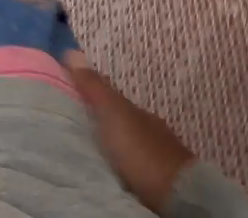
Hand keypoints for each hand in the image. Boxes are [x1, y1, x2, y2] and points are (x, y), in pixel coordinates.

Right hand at [65, 50, 192, 214]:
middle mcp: (149, 129)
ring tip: (86, 151)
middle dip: (99, 122)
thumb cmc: (142, 150)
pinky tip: (109, 170)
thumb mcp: (113, 114)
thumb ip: (94, 87)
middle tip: (72, 126)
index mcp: (138, 111)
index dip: (90, 94)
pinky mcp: (159, 182)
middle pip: (119, 121)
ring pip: (127, 144)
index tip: (68, 95)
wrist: (178, 197)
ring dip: (110, 146)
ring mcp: (157, 156)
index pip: (111, 98)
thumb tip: (71, 51)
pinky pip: (133, 166)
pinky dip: (120, 165)